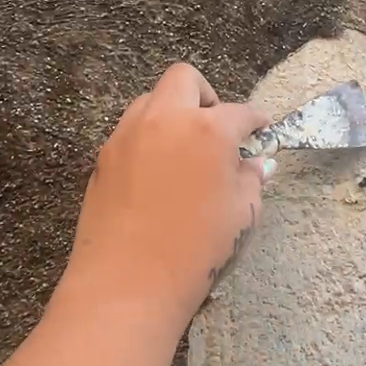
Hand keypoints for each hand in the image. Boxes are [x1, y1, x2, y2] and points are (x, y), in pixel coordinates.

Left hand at [58, 64, 270, 324]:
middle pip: (185, 79)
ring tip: (183, 150)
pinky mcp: (103, 157)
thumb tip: (252, 164)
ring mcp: (128, 135)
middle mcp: (166, 120)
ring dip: (171, 113)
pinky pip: (130, 131)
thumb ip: (250, 180)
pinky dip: (148, 138)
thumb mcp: (242, 214)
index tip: (262, 130)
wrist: (126, 285)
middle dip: (206, 96)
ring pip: (151, 100)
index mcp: (208, 130)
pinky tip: (158, 173)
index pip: (240, 112)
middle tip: (216, 128)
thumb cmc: (195, 250)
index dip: (257, 120)